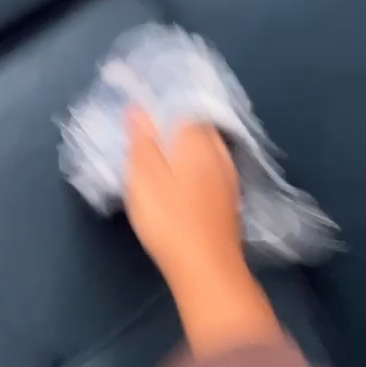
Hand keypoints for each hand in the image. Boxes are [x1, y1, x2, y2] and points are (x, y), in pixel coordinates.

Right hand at [124, 108, 244, 287]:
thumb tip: (138, 108)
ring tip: (161, 140)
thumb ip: (142, 141)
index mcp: (196, 144)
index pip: (185, 108)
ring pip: (207, 143)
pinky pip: (210, 161)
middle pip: (199, 124)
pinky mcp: (227, 195)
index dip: (163, 101)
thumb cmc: (168, 219)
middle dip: (176, 117)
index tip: (141, 99)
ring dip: (186, 137)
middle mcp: (217, 154)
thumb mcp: (144, 178)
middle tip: (147, 119)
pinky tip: (180, 167)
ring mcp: (227, 175)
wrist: (206, 267)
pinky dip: (194, 157)